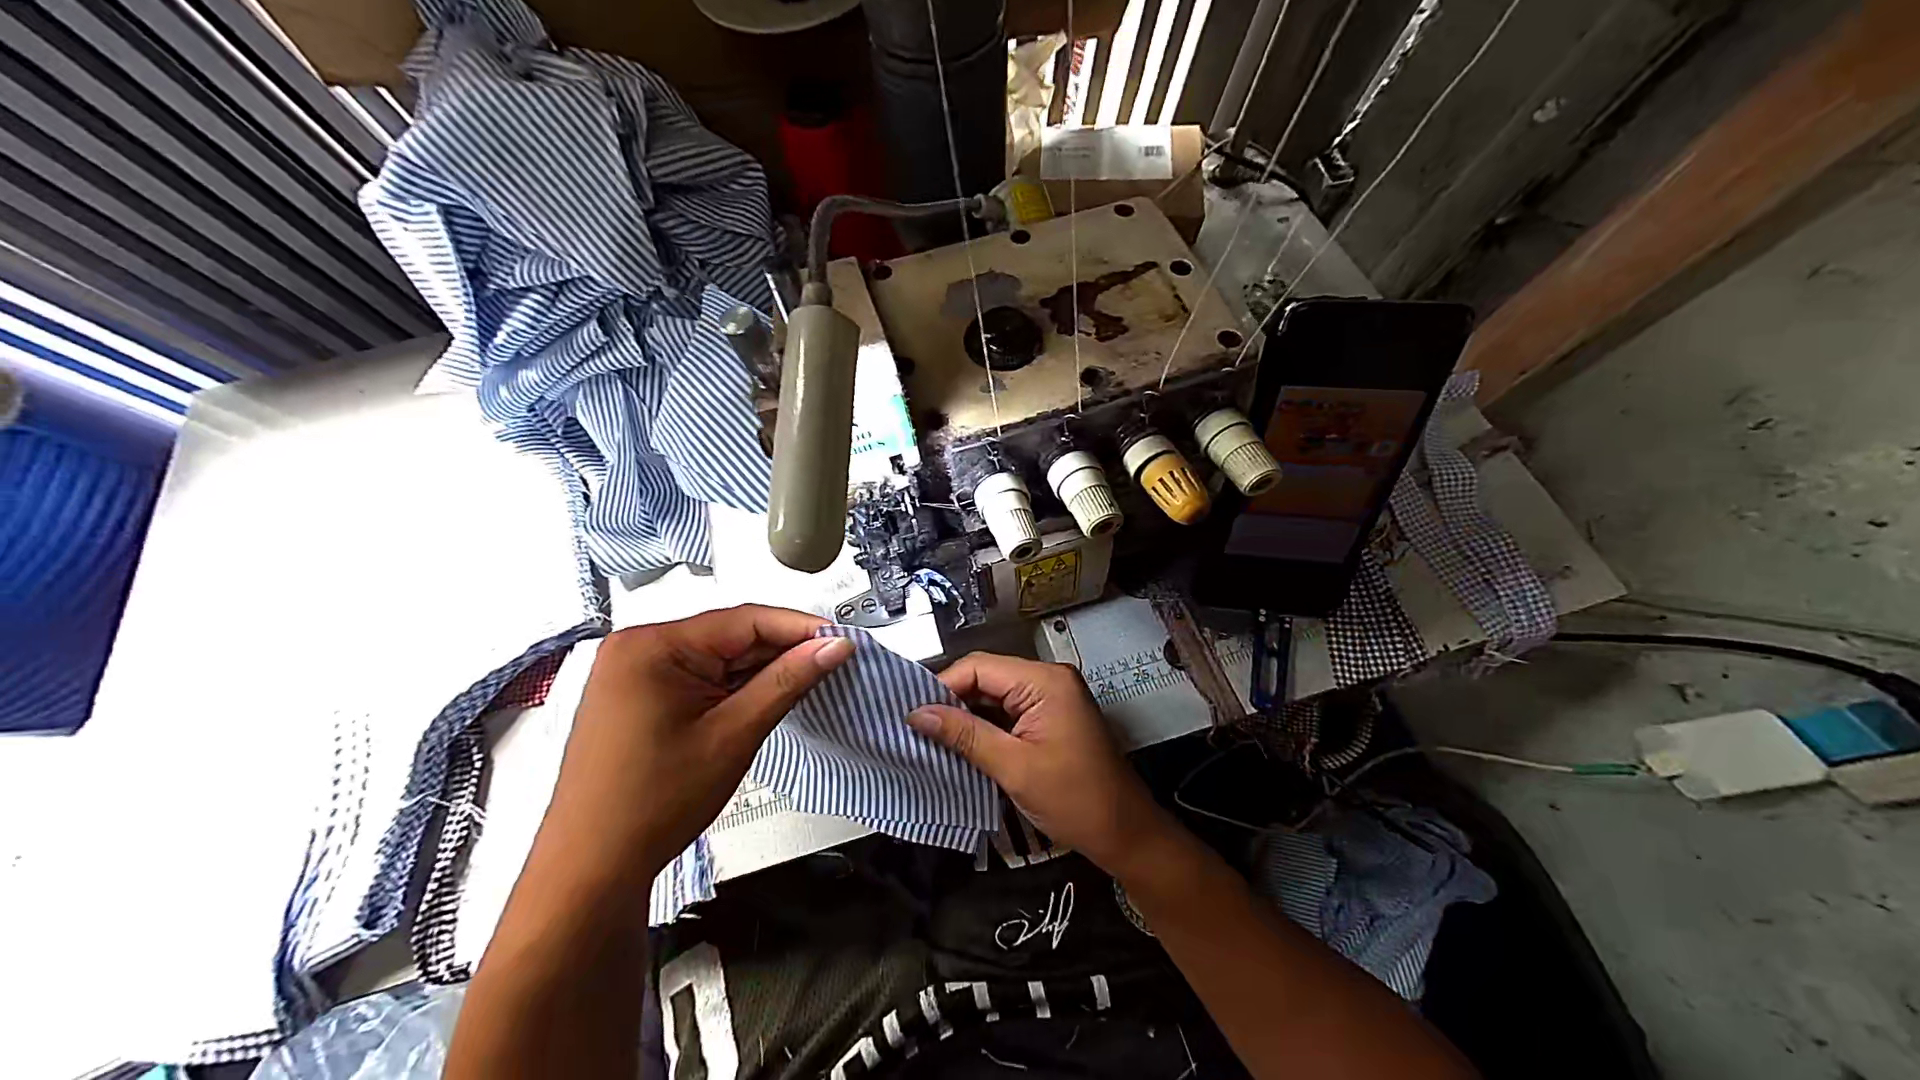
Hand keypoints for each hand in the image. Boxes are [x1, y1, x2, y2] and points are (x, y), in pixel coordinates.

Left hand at [545, 605, 853, 884]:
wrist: (593, 865)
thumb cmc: (644, 806)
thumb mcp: (734, 734)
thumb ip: (788, 681)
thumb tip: (828, 647)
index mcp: (651, 647)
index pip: (744, 619)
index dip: (799, 628)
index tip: (835, 638)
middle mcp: (634, 649)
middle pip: (730, 635)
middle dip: (780, 652)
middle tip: (825, 665)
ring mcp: (631, 671)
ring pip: (716, 656)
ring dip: (756, 672)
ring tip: (795, 689)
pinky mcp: (635, 693)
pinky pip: (696, 675)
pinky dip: (730, 687)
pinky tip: (756, 702)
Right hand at [907, 652, 1182, 879]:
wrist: (1126, 834)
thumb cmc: (1074, 800)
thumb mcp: (1013, 767)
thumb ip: (964, 735)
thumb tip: (916, 714)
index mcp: (1044, 681)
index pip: (979, 667)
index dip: (942, 687)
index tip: (912, 715)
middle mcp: (1047, 680)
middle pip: (985, 678)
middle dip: (952, 703)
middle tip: (916, 729)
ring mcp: (1050, 699)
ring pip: (993, 697)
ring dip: (966, 717)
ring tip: (930, 738)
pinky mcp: (1049, 719)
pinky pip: (1007, 713)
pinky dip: (984, 728)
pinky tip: (960, 746)